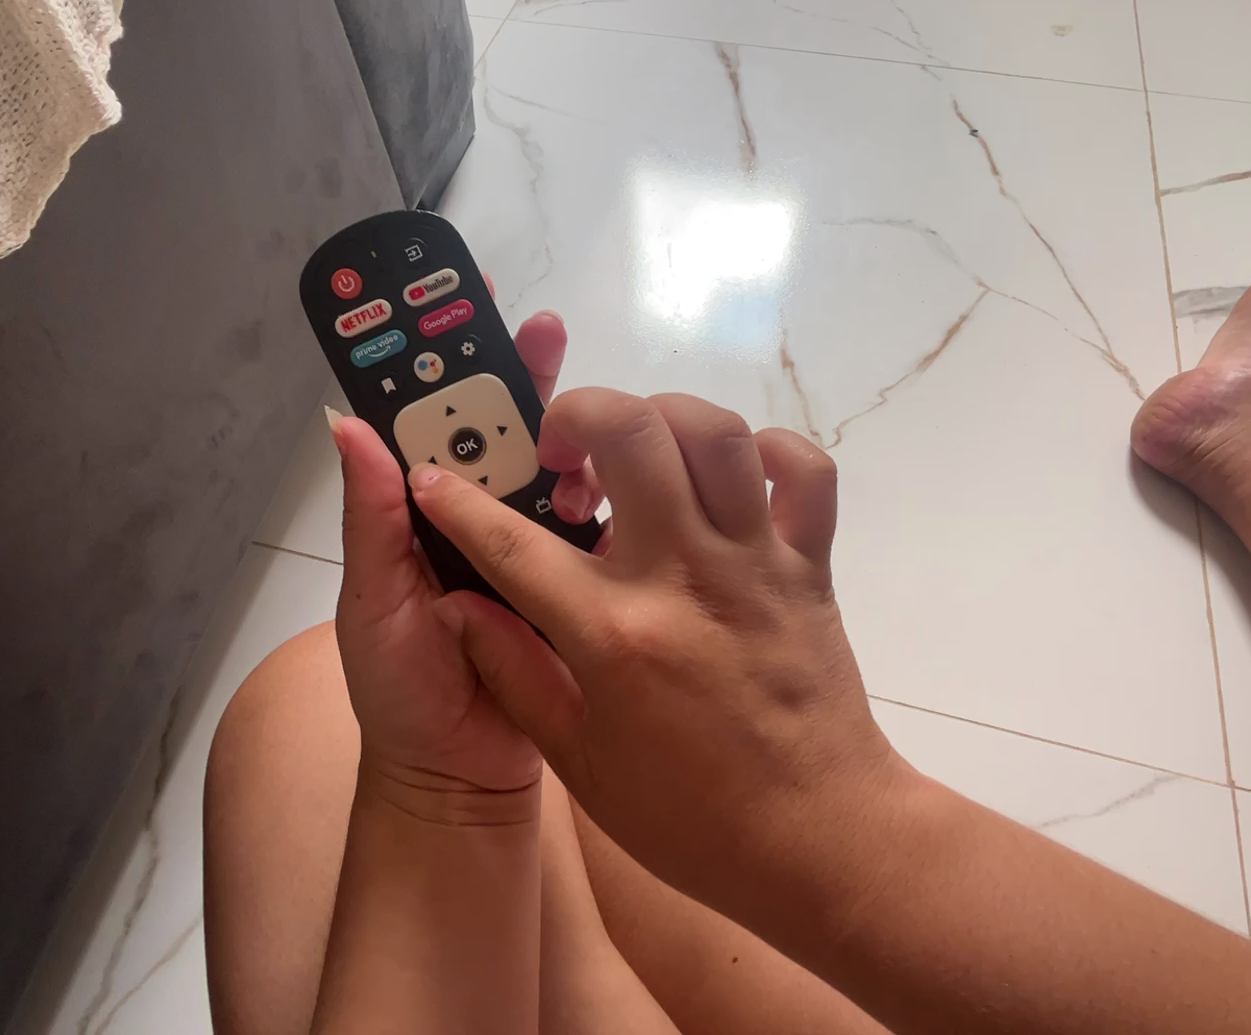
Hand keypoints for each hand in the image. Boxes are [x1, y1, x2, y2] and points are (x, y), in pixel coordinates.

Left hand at [330, 310, 601, 806]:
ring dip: (568, 441)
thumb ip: (373, 519)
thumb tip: (346, 424)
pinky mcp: (573, 580)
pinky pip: (595, 526)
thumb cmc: (403, 690)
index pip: (435, 425)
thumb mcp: (375, 602)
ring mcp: (532, 548)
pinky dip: (606, 499)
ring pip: (555, 472)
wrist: (464, 772)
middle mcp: (480, 519)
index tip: (461, 310)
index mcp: (425, 514)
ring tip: (575, 439)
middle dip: (521, 378)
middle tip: (545, 334)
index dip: (448, 368)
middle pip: (504, 432)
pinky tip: (613, 488)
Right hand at [407, 390, 903, 906]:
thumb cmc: (689, 815)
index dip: (457, 501)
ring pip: (714, 433)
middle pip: (628, 432)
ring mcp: (755, 562)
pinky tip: (730, 476)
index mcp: (613, 633)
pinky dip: (768, 449)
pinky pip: (806, 471)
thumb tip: (457, 606)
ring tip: (636, 455)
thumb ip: (511, 672)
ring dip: (662, 418)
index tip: (432, 478)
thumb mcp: (577, 761)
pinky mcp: (809, 565)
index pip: (512, 542)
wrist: (819, 838)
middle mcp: (684, 575)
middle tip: (561, 453)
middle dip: (576, 413)